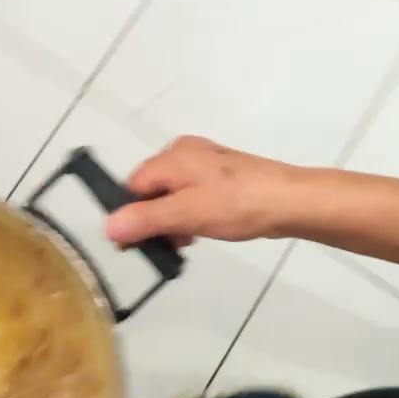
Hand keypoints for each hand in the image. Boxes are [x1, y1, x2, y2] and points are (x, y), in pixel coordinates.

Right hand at [104, 137, 312, 245]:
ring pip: (174, 193)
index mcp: (174, 156)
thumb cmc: (237, 205)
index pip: (134, 185)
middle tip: (169, 245)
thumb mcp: (187, 214)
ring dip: (174, 220)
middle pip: (153, 188)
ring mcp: (207, 162)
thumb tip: (108, 226)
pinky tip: (203, 231)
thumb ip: (146, 219)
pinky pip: (194, 195)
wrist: (290, 201)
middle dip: (154, 218)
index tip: (136, 246)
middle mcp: (186, 152)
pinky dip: (192, 214)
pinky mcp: (224, 175)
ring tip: (188, 242)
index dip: (131, 215)